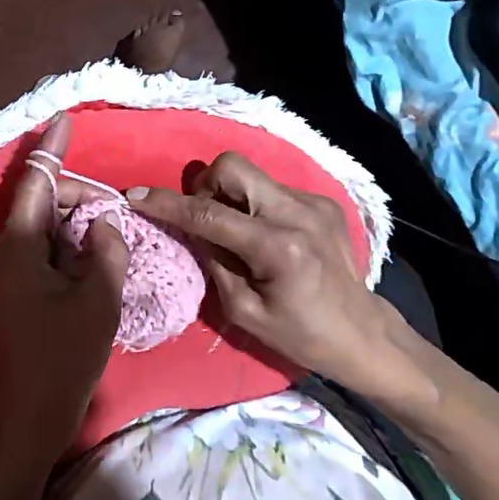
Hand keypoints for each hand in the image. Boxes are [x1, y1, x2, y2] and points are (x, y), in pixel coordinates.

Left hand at [0, 116, 128, 473]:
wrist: (29, 417)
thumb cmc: (63, 359)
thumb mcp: (98, 300)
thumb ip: (106, 251)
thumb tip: (104, 223)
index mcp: (17, 248)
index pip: (35, 183)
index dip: (51, 150)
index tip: (63, 121)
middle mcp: (2, 253)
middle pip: (42, 205)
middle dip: (79, 199)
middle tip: (116, 219)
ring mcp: (4, 273)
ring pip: (43, 228)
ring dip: (75, 225)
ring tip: (110, 238)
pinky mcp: (12, 291)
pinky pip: (41, 251)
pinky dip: (67, 246)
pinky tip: (94, 257)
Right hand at [127, 153, 425, 394]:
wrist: (361, 332)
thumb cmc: (299, 334)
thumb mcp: (244, 311)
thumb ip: (212, 261)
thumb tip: (189, 228)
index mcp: (277, 248)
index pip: (209, 214)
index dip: (168, 204)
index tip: (137, 195)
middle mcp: (297, 213)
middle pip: (233, 166)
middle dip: (206, 186)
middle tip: (204, 218)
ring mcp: (314, 202)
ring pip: (252, 173)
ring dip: (231, 195)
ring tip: (235, 230)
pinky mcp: (323, 201)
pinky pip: (272, 188)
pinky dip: (255, 204)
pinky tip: (265, 234)